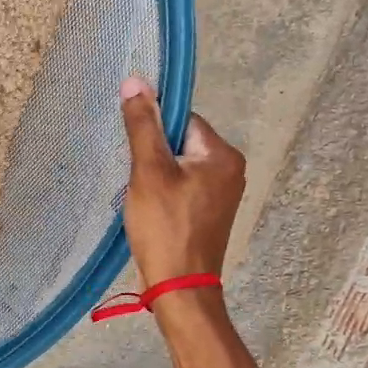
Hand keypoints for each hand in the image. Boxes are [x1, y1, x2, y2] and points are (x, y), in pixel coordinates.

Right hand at [119, 76, 246, 284]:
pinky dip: (164, 193)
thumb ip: (142, 125)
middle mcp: (232, 169)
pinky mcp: (212, 213)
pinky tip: (150, 210)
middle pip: (180, 143)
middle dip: (153, 156)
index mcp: (223, 154)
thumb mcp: (149, 171)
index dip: (153, 132)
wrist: (180, 286)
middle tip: (135, 179)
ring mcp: (224, 193)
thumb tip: (136, 81)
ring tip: (141, 196)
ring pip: (180, 166)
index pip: (182, 120)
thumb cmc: (165, 226)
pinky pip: (184, 187)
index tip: (135, 154)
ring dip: (155, 176)